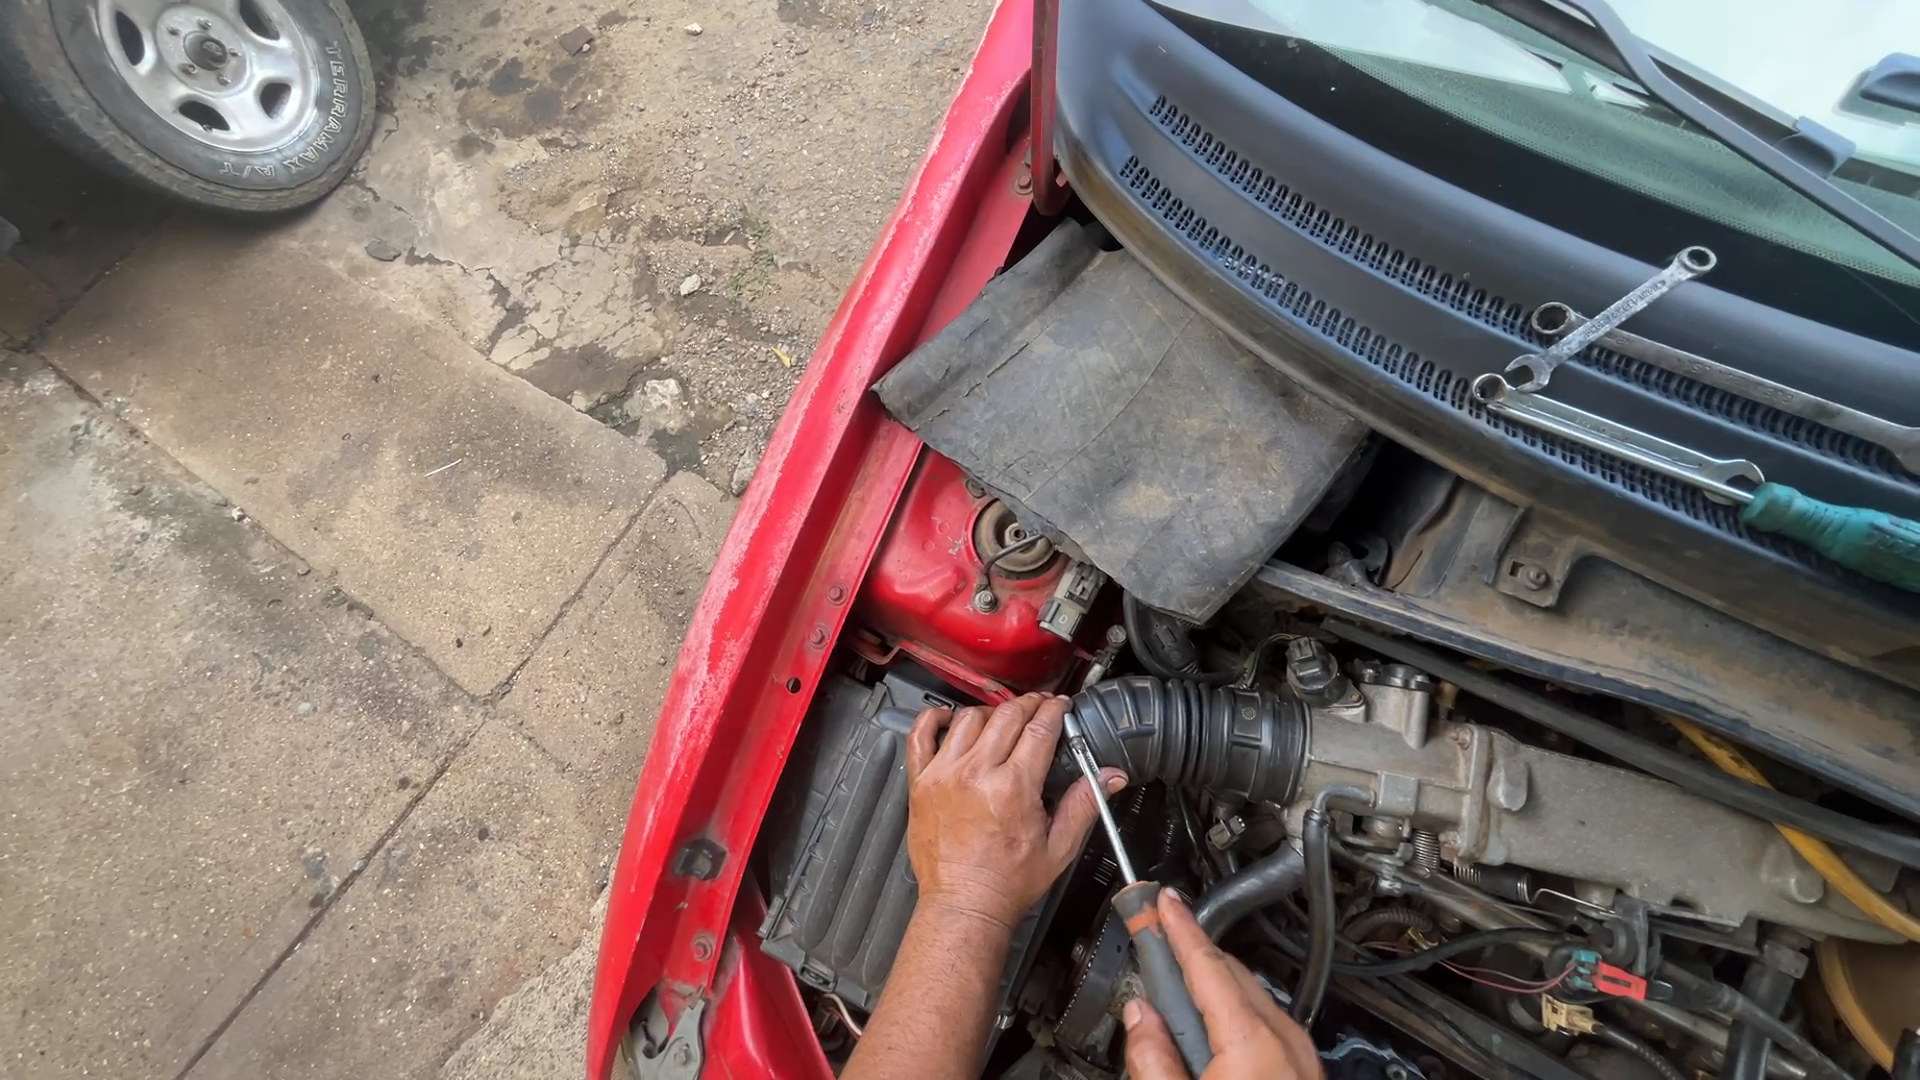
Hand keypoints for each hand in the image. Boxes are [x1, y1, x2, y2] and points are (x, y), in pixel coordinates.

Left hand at [906, 693, 1126, 931]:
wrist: (964, 904)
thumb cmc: (1007, 882)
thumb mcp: (1058, 847)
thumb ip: (1085, 804)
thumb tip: (1109, 775)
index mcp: (1013, 786)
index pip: (1039, 728)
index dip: (1054, 710)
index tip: (1060, 706)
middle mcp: (976, 773)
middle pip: (1006, 715)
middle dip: (1029, 705)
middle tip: (1039, 707)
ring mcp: (944, 773)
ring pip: (969, 718)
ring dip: (991, 712)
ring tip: (1002, 721)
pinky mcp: (921, 781)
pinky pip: (921, 734)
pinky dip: (935, 719)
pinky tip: (951, 720)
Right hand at [1124, 890, 1322, 1079]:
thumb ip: (1152, 1061)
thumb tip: (1139, 1016)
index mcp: (1254, 1044)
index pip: (1208, 963)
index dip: (1180, 926)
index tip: (1164, 900)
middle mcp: (1287, 1044)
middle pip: (1229, 973)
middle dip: (1190, 956)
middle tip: (1155, 945)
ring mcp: (1304, 1063)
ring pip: (1249, 999)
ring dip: (1210, 991)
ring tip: (1175, 1002)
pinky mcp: (1308, 1079)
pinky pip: (1266, 1029)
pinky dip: (1233, 1018)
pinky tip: (1210, 1038)